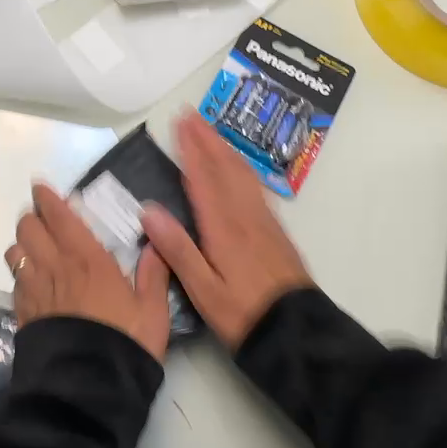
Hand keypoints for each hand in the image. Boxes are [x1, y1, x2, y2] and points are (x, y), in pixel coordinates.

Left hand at [5, 183, 171, 360]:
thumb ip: (154, 275)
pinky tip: (32, 281)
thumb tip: (156, 245)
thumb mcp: (152, 311)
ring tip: (34, 248)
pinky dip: (20, 273)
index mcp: (86, 257)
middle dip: (33, 217)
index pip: (58, 214)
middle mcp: (54, 264)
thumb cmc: (125, 341)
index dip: (46, 197)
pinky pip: (14, 280)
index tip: (41, 187)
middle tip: (43, 220)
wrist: (90, 384)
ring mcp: (34, 287)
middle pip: (27, 225)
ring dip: (23, 244)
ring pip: (15, 249)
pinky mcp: (23, 311)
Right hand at [141, 110, 313, 349]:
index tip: (180, 121)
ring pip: (242, 174)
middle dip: (207, 138)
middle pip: (224, 167)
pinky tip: (239, 168)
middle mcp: (244, 215)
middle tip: (192, 113)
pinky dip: (241, 167)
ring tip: (212, 130)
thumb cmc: (244, 314)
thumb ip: (177, 249)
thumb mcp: (203, 290)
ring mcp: (264, 221)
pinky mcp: (276, 231)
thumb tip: (148, 209)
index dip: (191, 147)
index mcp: (223, 226)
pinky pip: (255, 186)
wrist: (298, 334)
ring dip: (225, 148)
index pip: (203, 177)